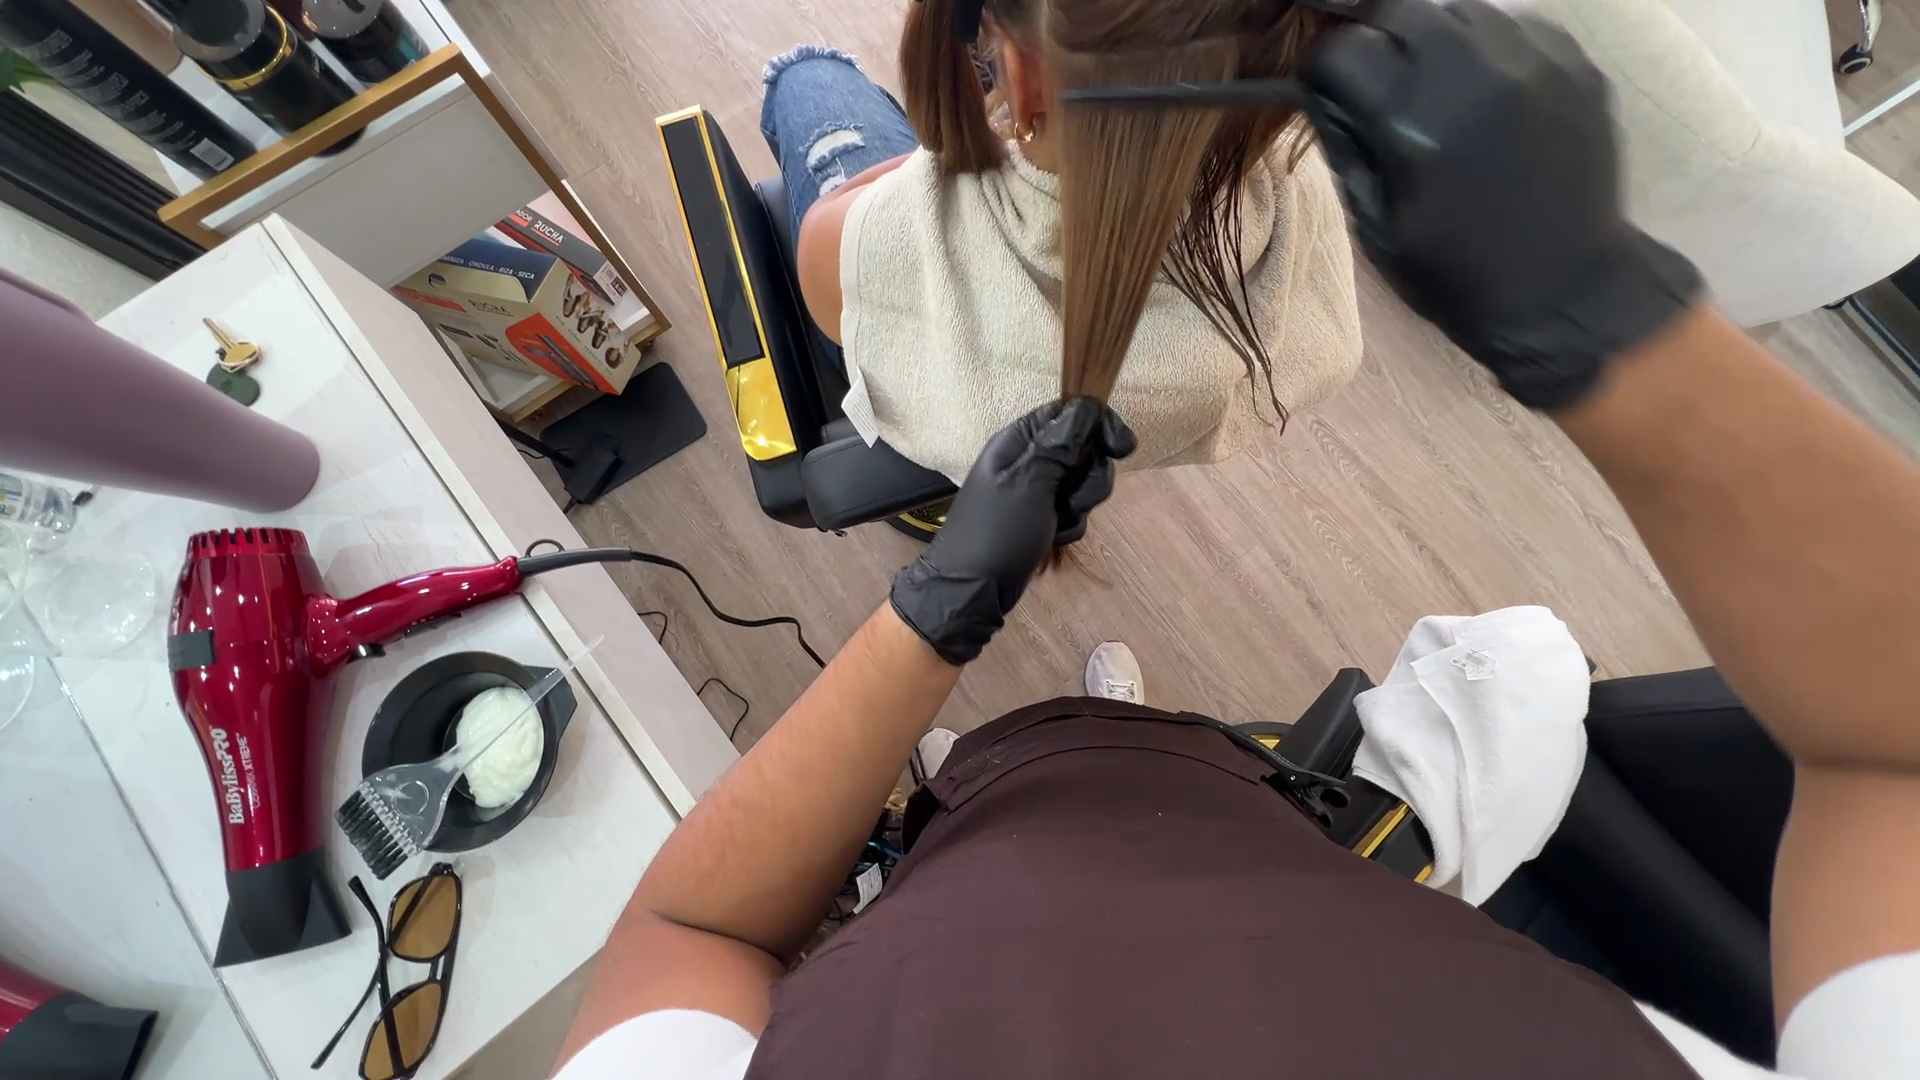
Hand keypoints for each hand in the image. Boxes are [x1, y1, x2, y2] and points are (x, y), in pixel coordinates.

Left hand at [891, 397, 1136, 664]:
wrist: (971, 591)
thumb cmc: (997, 532)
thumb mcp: (1030, 482)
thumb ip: (1060, 443)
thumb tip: (1086, 405)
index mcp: (1019, 440)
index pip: (1071, 412)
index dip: (1100, 425)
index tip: (1120, 449)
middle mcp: (1028, 459)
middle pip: (1084, 450)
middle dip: (1089, 478)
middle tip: (1071, 500)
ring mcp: (1035, 490)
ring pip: (1082, 484)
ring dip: (1078, 506)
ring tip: (1057, 524)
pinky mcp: (1041, 517)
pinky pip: (1072, 511)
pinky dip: (1068, 526)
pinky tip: (1053, 540)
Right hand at [1303, 0, 1702, 408]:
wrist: (1558, 286)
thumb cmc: (1450, 272)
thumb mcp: (1375, 225)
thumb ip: (1349, 151)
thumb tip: (1326, 99)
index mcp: (1415, 126)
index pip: (1345, 50)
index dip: (1321, 66)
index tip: (1319, 85)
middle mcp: (1474, 74)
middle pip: (1401, 9)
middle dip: (1371, 36)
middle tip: (1367, 75)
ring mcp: (1533, 58)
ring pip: (1458, 7)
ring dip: (1425, 37)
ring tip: (1423, 84)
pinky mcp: (1573, 59)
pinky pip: (1511, 22)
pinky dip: (1478, 46)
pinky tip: (1474, 90)